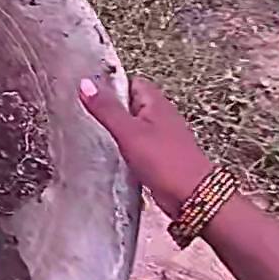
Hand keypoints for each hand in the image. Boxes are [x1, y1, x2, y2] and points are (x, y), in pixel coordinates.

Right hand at [79, 76, 212, 215]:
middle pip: (129, 103)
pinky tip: (108, 152)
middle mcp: (159, 115)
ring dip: (114, 128)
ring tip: (91, 132)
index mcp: (156, 102)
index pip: (130, 81)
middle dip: (109, 107)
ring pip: (130, 124)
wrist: (194, 198)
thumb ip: (106, 108)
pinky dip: (122, 145)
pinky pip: (134, 143)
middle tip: (85, 112)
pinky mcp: (158, 155)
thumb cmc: (164, 161)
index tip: (88, 91)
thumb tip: (84, 83)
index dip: (110, 84)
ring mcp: (160, 136)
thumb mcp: (129, 132)